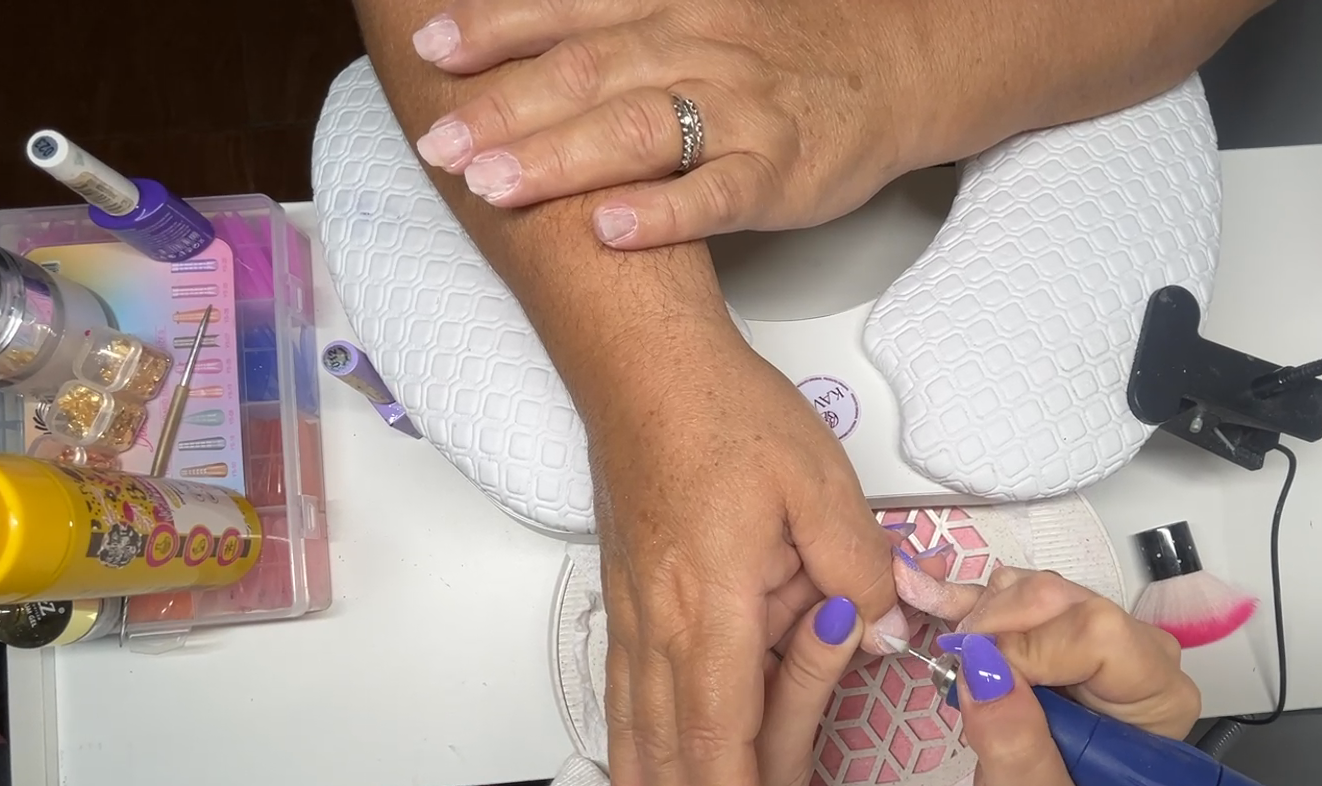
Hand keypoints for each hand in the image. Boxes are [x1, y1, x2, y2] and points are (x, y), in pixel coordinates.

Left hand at [407, 0, 951, 247]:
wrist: (889, 68)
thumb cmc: (786, 50)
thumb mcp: (704, 11)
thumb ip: (629, 21)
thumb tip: (550, 38)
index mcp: (672, 6)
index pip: (569, 12)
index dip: (495, 29)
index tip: (432, 54)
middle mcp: (697, 48)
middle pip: (587, 75)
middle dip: (507, 110)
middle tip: (442, 147)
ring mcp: (739, 113)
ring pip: (639, 130)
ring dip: (562, 158)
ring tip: (496, 188)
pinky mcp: (778, 173)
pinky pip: (714, 194)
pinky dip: (660, 212)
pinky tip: (609, 228)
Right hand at [590, 329, 904, 785]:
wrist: (646, 371)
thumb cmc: (734, 419)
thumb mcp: (821, 485)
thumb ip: (857, 571)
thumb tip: (877, 637)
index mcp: (714, 602)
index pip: (723, 728)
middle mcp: (660, 622)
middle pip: (671, 742)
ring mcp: (632, 607)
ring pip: (636, 721)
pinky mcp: (623, 589)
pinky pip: (618, 683)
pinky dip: (620, 739)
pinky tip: (619, 763)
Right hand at [930, 567, 1200, 785]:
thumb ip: (1013, 747)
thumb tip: (983, 671)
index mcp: (1155, 696)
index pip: (1096, 634)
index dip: (1027, 650)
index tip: (982, 685)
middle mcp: (1138, 647)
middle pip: (1060, 598)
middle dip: (995, 626)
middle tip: (964, 673)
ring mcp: (1098, 621)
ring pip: (1033, 586)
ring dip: (983, 618)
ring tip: (970, 669)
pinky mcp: (1060, 611)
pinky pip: (1012, 584)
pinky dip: (972, 603)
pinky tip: (956, 633)